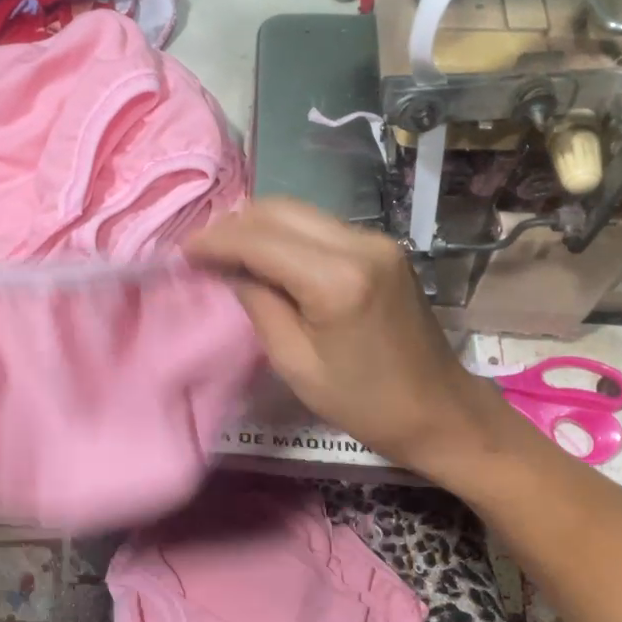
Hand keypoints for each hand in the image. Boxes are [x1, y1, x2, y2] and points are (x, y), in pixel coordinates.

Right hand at [187, 199, 527, 470]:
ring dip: (258, 226)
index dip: (216, 241)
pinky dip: (286, 234)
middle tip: (200, 250)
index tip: (182, 251)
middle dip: (234, 225)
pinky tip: (265, 255)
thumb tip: (227, 269)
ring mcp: (377, 241)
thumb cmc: (363, 403)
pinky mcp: (383, 248)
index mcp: (338, 280)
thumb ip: (258, 305)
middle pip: (280, 210)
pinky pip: (320, 227)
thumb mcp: (296, 363)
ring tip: (226, 253)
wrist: (439, 410)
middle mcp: (361, 244)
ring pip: (300, 213)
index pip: (261, 240)